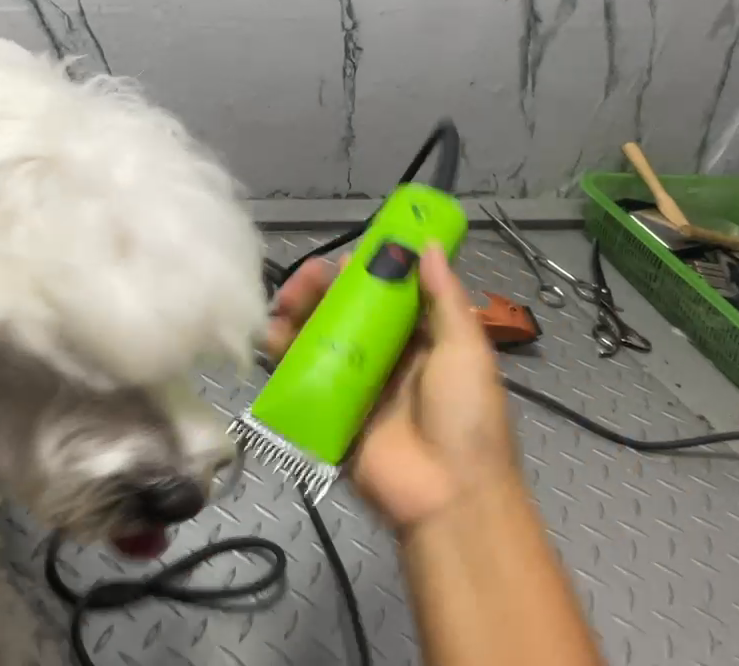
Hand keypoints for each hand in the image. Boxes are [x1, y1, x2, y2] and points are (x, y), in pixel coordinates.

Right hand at [266, 247, 517, 530]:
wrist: (447, 495)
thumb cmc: (466, 418)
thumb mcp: (467, 352)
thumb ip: (444, 299)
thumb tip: (428, 244)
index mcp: (418, 340)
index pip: (384, 294)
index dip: (363, 271)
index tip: (344, 256)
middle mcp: (380, 355)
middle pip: (342, 310)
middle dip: (320, 288)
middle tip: (306, 279)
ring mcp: (349, 380)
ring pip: (314, 334)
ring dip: (296, 311)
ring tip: (284, 302)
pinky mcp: (323, 404)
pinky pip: (296, 370)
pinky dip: (279, 348)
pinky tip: (271, 333)